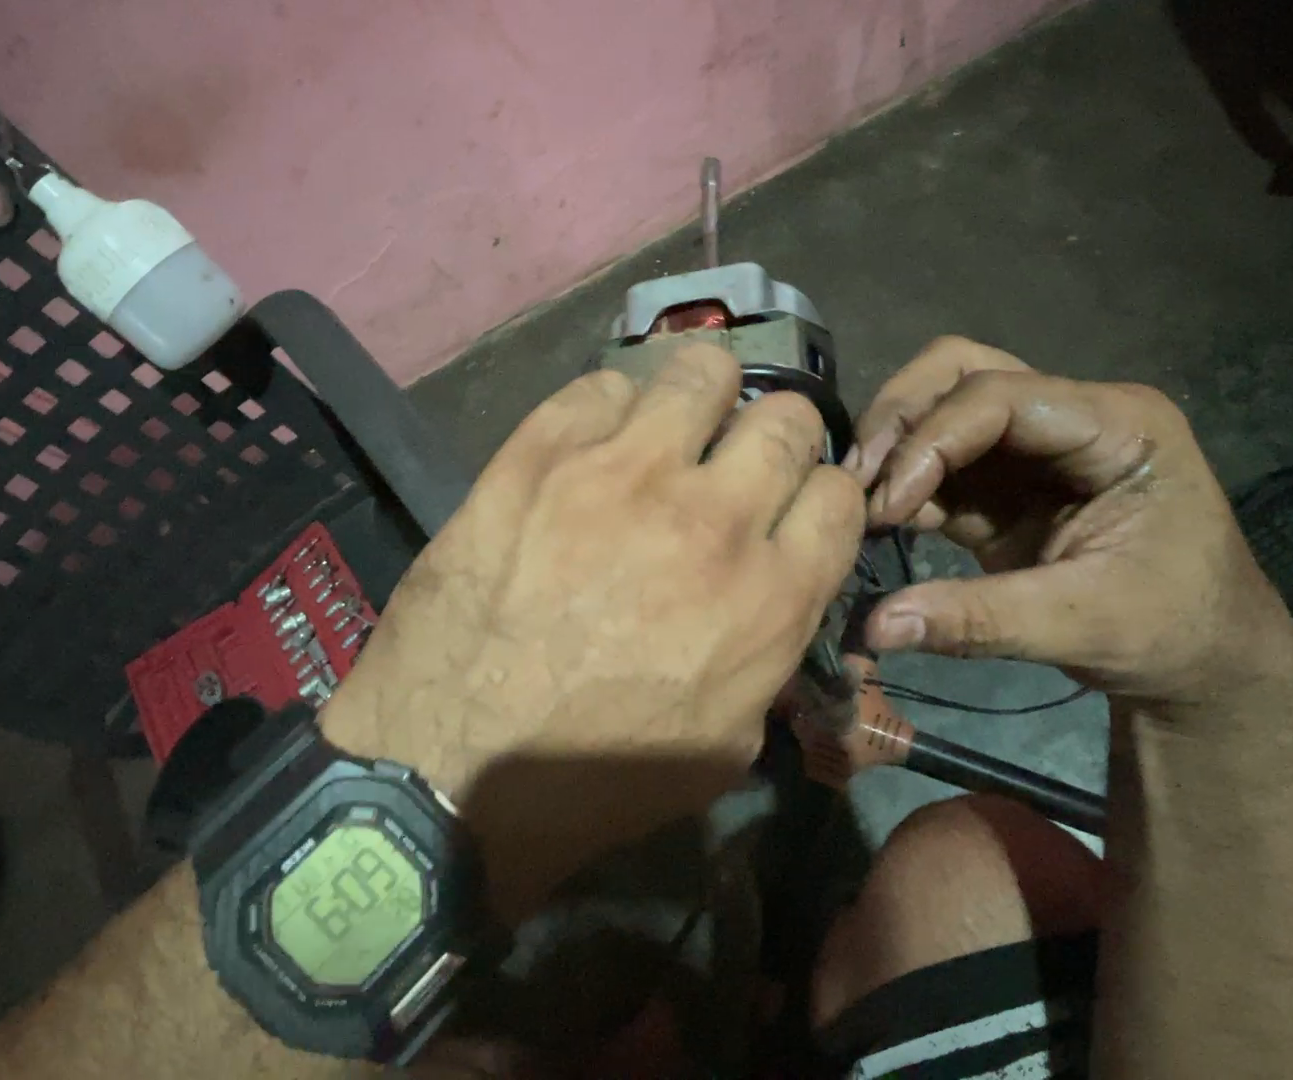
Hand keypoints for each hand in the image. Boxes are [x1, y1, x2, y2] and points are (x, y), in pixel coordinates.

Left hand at [324, 344, 863, 795]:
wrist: (452, 766)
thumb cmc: (594, 779)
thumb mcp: (725, 746)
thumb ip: (769, 655)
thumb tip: (772, 598)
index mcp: (769, 596)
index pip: (839, 495)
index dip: (818, 500)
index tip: (789, 512)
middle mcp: (709, 518)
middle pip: (786, 419)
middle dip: (775, 438)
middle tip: (735, 465)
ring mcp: (619, 475)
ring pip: (701, 371)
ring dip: (701, 398)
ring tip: (673, 432)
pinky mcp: (538, 456)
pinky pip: (599, 386)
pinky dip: (608, 408)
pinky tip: (592, 445)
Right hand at [844, 336, 1292, 713]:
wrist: (1201, 662)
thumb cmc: (1171, 632)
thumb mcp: (1082, 625)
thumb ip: (976, 619)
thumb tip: (876, 626)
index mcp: (1114, 426)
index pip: (998, 396)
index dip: (929, 441)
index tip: (885, 506)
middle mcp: (1068, 418)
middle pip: (959, 373)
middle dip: (899, 421)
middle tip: (857, 484)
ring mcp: (1030, 450)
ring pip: (937, 408)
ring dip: (890, 449)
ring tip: (858, 504)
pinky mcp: (1000, 487)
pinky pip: (935, 466)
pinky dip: (899, 488)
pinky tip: (877, 524)